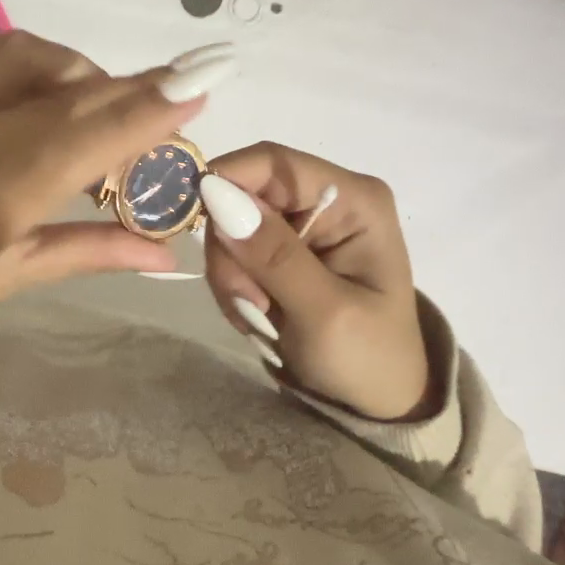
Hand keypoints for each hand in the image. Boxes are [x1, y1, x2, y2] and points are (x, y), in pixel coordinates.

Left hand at [0, 31, 235, 371]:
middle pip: (63, 96)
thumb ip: (92, 251)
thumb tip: (168, 255)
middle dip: (130, 87)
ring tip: (101, 108)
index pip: (81, 139)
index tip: (200, 84)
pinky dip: (33, 58)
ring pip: (23, 56)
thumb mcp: (16, 279)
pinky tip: (51, 89)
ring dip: (79, 71)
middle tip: (179, 88)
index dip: (144, 108)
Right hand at [199, 143, 434, 420]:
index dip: (223, 184)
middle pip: (243, 197)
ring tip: (259, 317)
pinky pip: (234, 259)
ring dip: (232, 279)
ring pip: (230, 232)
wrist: (374, 402)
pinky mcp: (282, 257)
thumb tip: (218, 197)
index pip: (272, 163)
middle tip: (248, 303)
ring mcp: (302, 231)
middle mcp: (326, 203)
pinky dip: (234, 290)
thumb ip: (274, 255)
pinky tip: (257, 316)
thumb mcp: (323, 312)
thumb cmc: (365, 358)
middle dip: (231, 253)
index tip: (191, 229)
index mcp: (354, 200)